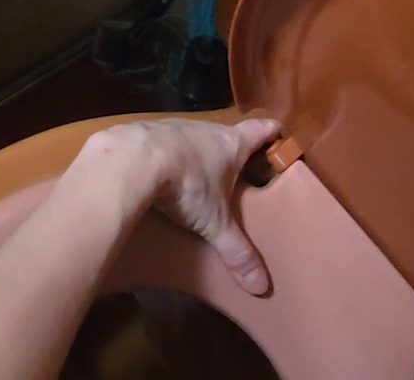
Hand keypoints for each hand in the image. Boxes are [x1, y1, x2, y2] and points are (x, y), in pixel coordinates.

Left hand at [69, 117, 282, 295]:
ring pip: (193, 137)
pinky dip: (167, 155)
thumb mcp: (214, 222)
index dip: (270, 132)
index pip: (259, 130)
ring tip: (200, 173)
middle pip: (225, 134)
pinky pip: (164, 142)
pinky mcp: (147, 133)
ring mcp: (174, 127)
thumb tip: (261, 286)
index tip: (279, 133)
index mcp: (229, 143)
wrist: (133, 157)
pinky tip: (162, 172)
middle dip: (232, 149)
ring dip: (197, 152)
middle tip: (239, 168)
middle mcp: (204, 129)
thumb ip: (236, 250)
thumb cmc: (186, 184)